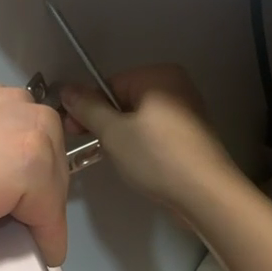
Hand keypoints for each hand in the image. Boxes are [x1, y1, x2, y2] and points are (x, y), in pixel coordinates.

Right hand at [60, 64, 239, 211]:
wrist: (205, 194)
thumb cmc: (157, 157)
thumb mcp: (114, 132)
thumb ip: (87, 108)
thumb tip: (67, 89)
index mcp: (159, 76)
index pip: (109, 84)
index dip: (88, 107)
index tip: (72, 130)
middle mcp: (176, 85)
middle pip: (124, 100)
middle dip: (104, 122)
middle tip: (90, 147)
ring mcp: (186, 110)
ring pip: (138, 118)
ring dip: (120, 136)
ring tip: (114, 158)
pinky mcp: (190, 135)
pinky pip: (154, 132)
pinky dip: (140, 144)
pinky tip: (136, 162)